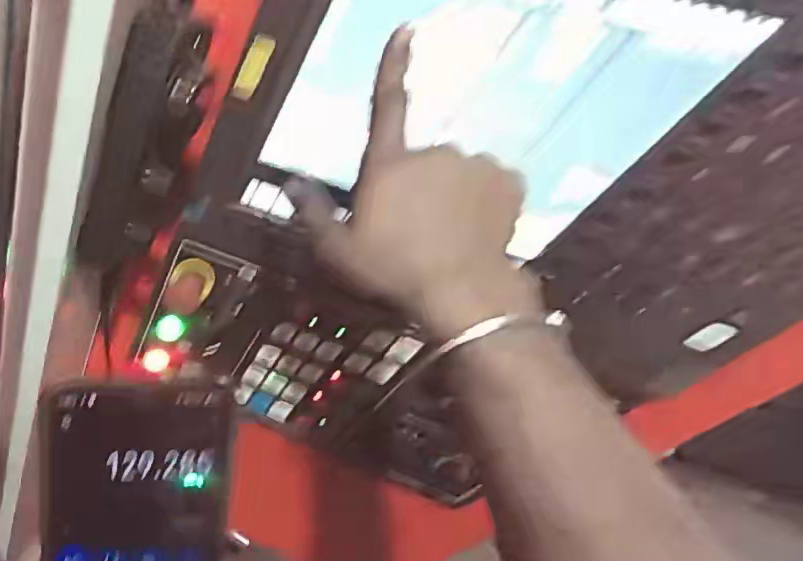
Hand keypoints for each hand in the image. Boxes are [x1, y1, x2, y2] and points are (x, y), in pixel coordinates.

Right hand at [286, 25, 544, 338]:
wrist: (459, 288)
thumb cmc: (390, 271)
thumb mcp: (338, 252)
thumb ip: (314, 213)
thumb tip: (294, 182)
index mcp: (389, 166)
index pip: (387, 106)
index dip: (393, 66)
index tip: (406, 30)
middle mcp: (434, 152)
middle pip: (419, 163)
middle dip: (413, 189)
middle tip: (406, 233)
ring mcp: (475, 162)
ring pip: (455, 176)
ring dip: (446, 199)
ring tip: (439, 240)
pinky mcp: (508, 180)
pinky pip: (488, 187)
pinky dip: (479, 205)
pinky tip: (469, 234)